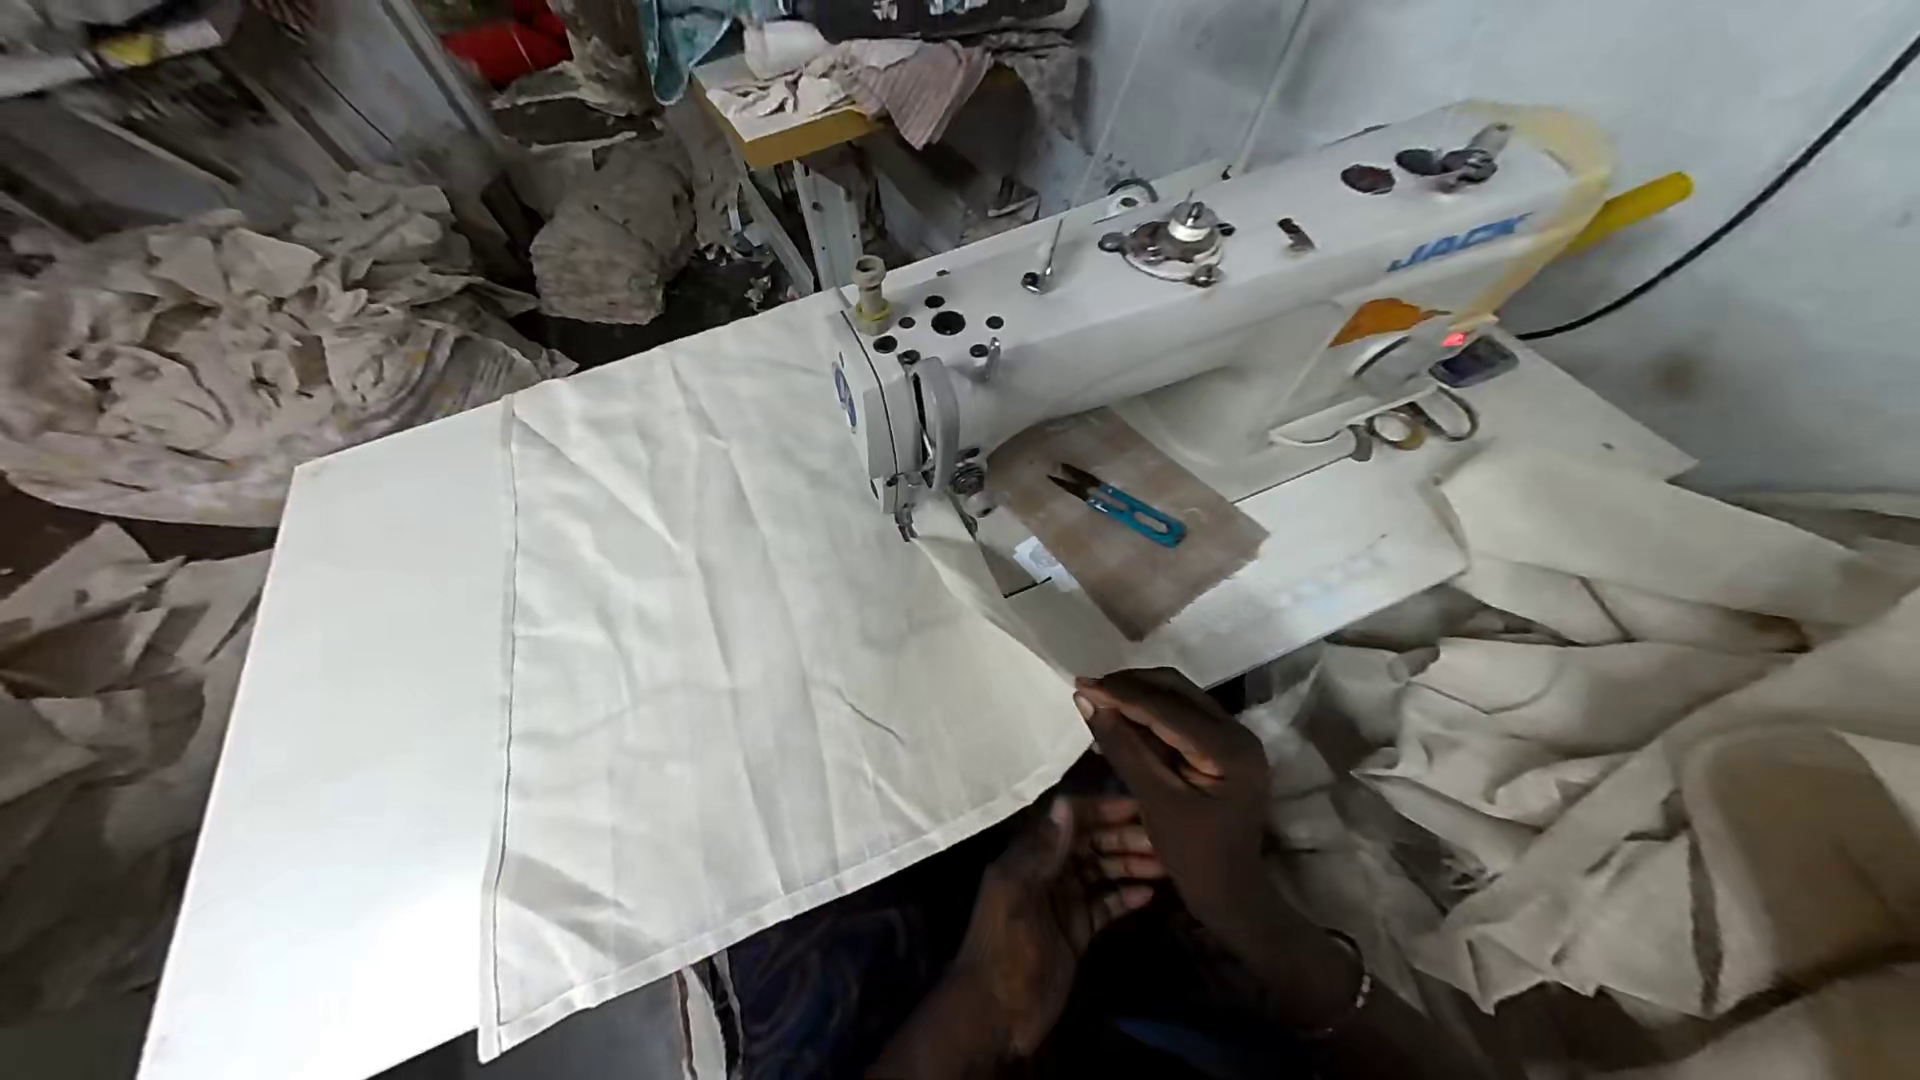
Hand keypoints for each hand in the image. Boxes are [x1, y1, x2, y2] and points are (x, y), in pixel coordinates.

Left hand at [869, 797, 1157, 1076]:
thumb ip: (1045, 850)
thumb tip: (1066, 802)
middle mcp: (1048, 872)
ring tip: (1164, 863)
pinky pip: (1105, 905)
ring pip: (1101, 872)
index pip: (1068, 820)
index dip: (1100, 810)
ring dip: (1130, 864)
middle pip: (1090, 844)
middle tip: (1163, 838)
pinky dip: (1125, 897)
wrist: (995, 1016)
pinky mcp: (1077, 931)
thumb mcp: (1020, 894)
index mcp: (1030, 856)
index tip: (1136, 806)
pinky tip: (1149, 894)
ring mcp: (1064, 901)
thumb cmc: (1003, 948)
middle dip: (1123, 837)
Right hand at [1074, 669, 1274, 939]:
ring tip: (1100, 699)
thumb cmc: (1193, 855)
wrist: (1231, 894)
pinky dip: (1149, 711)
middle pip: (1176, 689)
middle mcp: (1238, 732)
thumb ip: (1122, 746)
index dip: (1121, 693)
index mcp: (1229, 749)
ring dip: (1138, 694)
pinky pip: (1181, 714)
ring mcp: (1233, 737)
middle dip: (1130, 685)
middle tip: (1090, 689)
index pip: (1166, 707)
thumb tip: (1086, 701)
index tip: (1082, 685)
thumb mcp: (1154, 800)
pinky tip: (1121, 717)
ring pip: (1178, 696)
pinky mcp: (1222, 745)